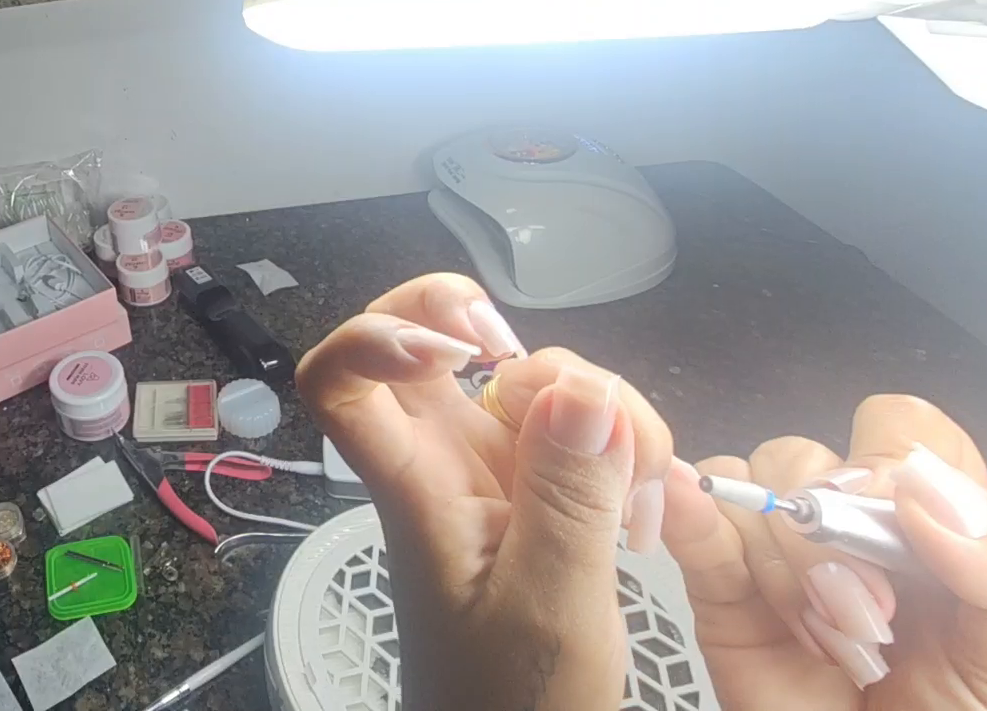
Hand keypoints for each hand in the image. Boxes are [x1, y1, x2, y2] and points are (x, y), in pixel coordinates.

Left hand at [296, 273, 673, 710]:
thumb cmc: (512, 699)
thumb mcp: (550, 612)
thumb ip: (565, 501)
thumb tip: (581, 385)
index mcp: (407, 478)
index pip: (334, 383)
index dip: (367, 341)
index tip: (450, 354)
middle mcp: (433, 446)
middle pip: (410, 331)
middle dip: (462, 314)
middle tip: (520, 360)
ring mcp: (484, 451)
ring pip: (508, 365)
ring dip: (588, 397)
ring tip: (643, 499)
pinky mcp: (534, 469)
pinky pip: (567, 410)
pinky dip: (618, 431)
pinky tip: (651, 502)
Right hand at [661, 394, 986, 709]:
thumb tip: (920, 486)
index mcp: (938, 537)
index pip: (903, 436)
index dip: (891, 464)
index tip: (904, 536)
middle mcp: (850, 530)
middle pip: (805, 457)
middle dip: (827, 534)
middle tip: (864, 615)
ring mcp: (774, 551)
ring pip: (742, 485)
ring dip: (779, 563)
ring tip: (819, 639)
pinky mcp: (713, 576)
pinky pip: (683, 514)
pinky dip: (687, 514)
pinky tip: (709, 540)